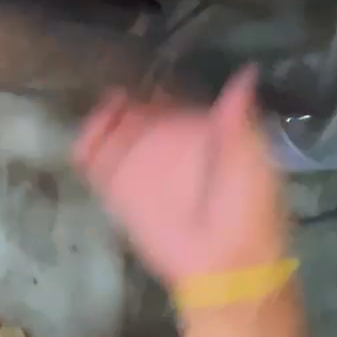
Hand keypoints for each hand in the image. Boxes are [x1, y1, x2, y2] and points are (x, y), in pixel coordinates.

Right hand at [73, 68, 287, 286]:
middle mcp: (164, 145)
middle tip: (118, 89)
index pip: (171, 98)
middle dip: (125, 96)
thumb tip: (246, 72)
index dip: (158, 83)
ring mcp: (138, 167)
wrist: (223, 266)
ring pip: (111, 131)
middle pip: (136, 110)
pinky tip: (84, 141)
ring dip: (101, 118)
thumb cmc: (246, 213)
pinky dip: (84, 147)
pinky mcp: (117, 190)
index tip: (147, 70)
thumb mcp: (252, 160)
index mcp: (198, 134)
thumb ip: (238, 119)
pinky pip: (94, 163)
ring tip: (103, 113)